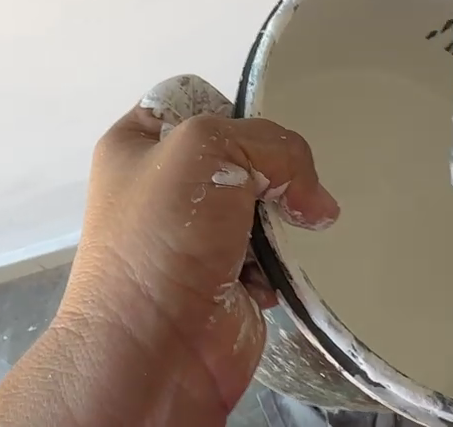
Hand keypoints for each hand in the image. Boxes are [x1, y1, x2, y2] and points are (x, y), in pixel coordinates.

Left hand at [0, 76, 338, 426]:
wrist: (151, 353)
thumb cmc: (164, 233)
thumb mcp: (209, 149)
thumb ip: (273, 145)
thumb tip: (313, 199)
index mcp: (139, 142)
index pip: (196, 100)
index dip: (230, 109)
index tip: (254, 132)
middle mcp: (163, 183)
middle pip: (238, 152)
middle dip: (269, 168)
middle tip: (288, 185)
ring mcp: (194, 233)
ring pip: (260, 201)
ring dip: (281, 215)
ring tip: (292, 225)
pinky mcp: (224, 277)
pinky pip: (270, 252)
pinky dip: (281, 260)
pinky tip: (275, 270)